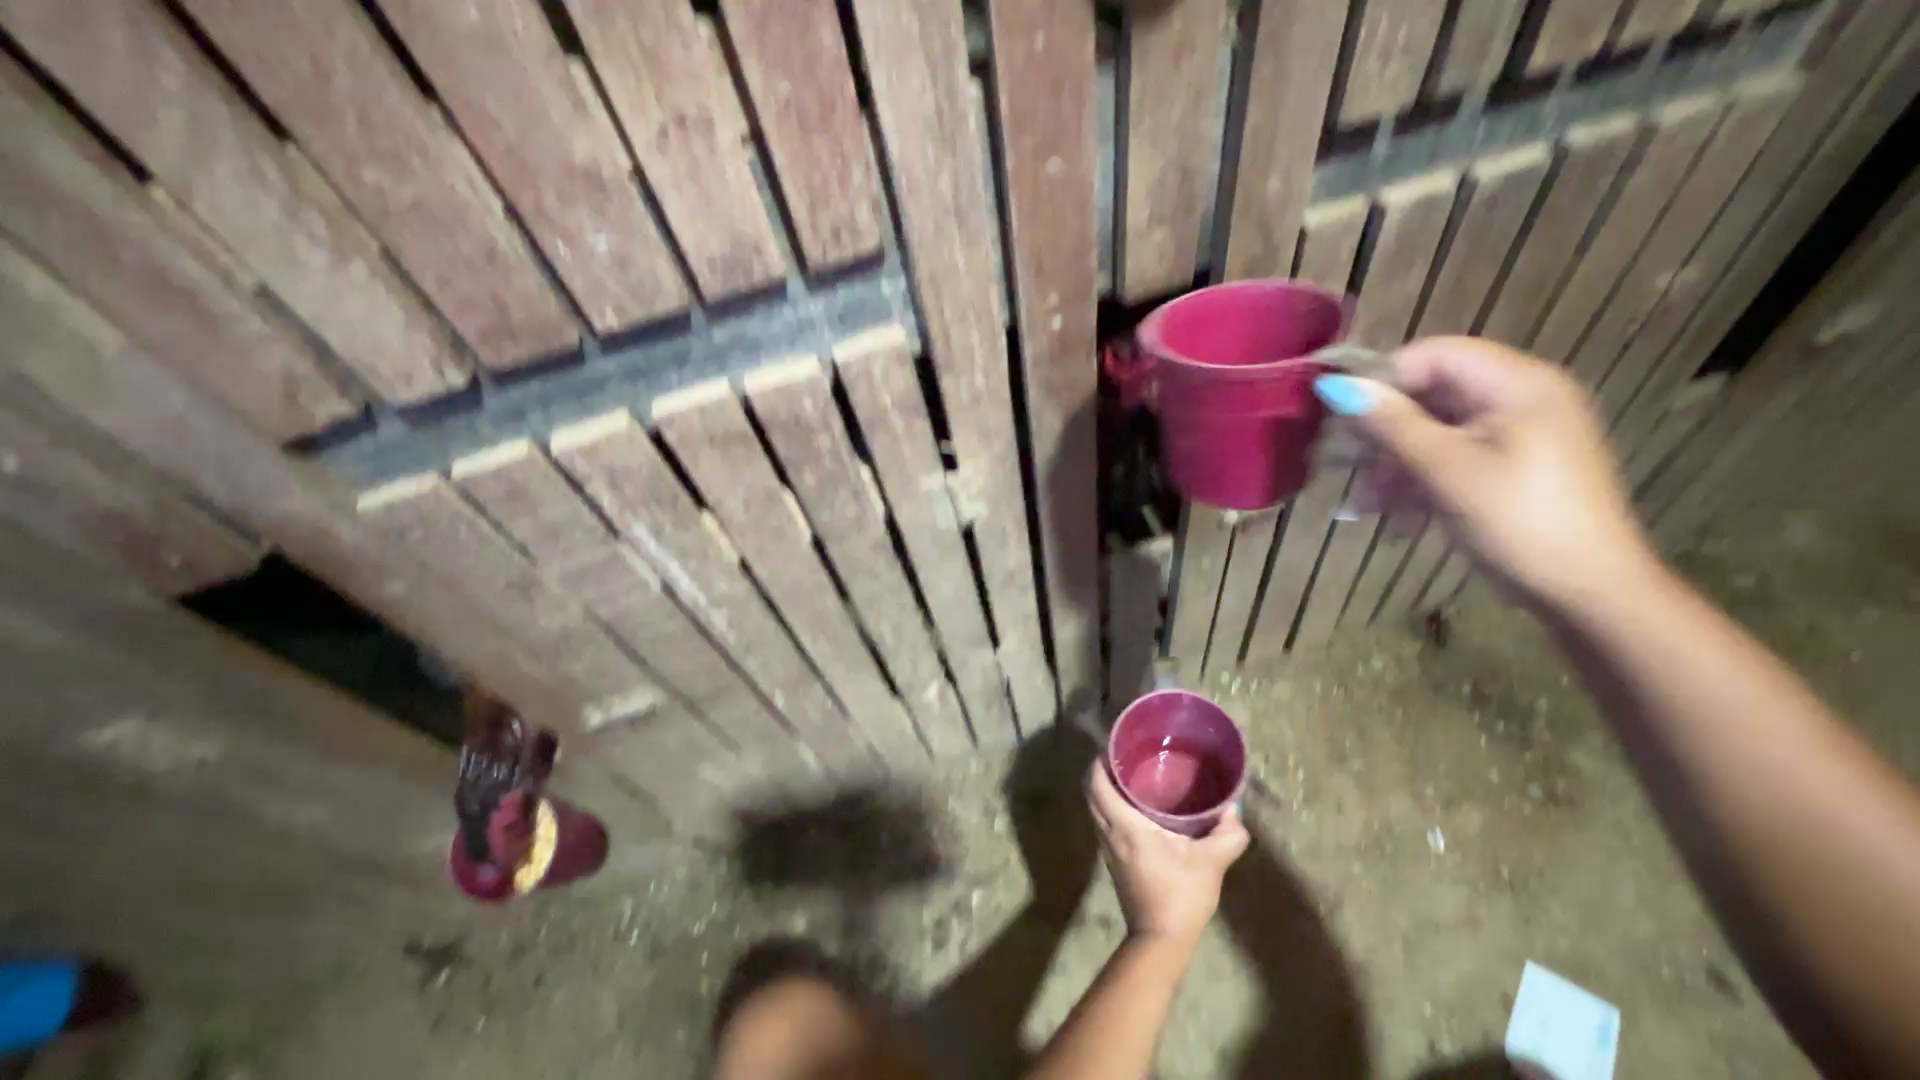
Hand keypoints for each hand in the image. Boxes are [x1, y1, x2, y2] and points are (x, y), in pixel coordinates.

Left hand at [1086, 762, 1249, 947]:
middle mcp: (1109, 834)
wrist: (1161, 939)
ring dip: (1103, 791)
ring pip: (1094, 810)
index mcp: (1125, 827)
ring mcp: (1107, 850)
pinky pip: (1102, 824)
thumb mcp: (1211, 862)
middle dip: (1100, 772)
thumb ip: (1227, 834)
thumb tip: (1233, 811)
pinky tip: (1134, 808)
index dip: (1099, 762)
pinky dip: (1109, 808)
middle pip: (1090, 794)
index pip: (1098, 785)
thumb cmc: (1182, 895)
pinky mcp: (1112, 862)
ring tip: (1130, 777)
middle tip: (1124, 757)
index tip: (1114, 746)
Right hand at [1313, 336, 1660, 611]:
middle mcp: (1523, 397)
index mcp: (1518, 383)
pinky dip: (1425, 482)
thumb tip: (1336, 386)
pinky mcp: (1519, 468)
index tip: (1343, 420)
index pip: (1434, 354)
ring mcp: (1523, 435)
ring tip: (1366, 507)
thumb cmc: (1519, 523)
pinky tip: (1400, 520)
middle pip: (1434, 394)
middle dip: (1386, 433)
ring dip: (1398, 465)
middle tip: (1347, 469)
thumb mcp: (1447, 471)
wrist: (1592, 594)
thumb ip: (1392, 425)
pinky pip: (1458, 458)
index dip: (1383, 381)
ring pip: (1440, 432)